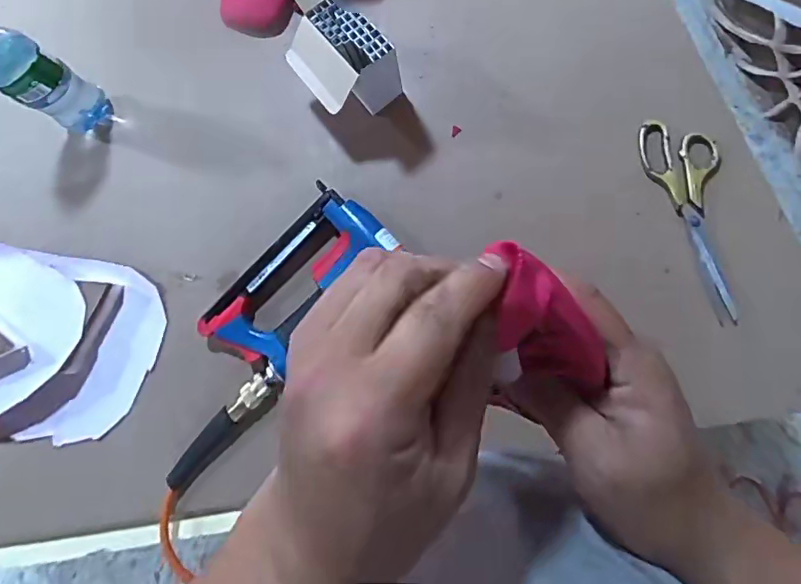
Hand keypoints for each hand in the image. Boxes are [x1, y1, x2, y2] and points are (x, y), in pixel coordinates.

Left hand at [204, 248, 507, 583]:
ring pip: (366, 267)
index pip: (431, 318)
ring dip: (413, 267)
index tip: (503, 264)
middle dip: (444, 269)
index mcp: (374, 406)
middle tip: (478, 285)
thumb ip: (472, 381)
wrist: (307, 535)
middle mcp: (331, 361)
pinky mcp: (297, 337)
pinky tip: (404, 301)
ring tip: (443, 291)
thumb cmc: (391, 519)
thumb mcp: (453, 467)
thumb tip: (490, 310)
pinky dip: (382, 277)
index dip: (472, 283)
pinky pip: (346, 280)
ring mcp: (306, 344)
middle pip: (395, 277)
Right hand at [503, 275, 722, 572]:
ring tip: (483, 335)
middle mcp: (625, 353)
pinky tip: (506, 369)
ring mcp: (617, 372)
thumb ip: (549, 400)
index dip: (541, 283)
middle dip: (526, 310)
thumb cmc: (651, 496)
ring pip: (565, 339)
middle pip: (570, 313)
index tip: (497, 281)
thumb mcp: (593, 452)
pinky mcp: (608, 392)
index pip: (583, 299)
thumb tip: (504, 364)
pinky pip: (568, 364)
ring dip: (529, 338)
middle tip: (479, 313)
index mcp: (631, 357)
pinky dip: (539, 364)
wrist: (698, 540)